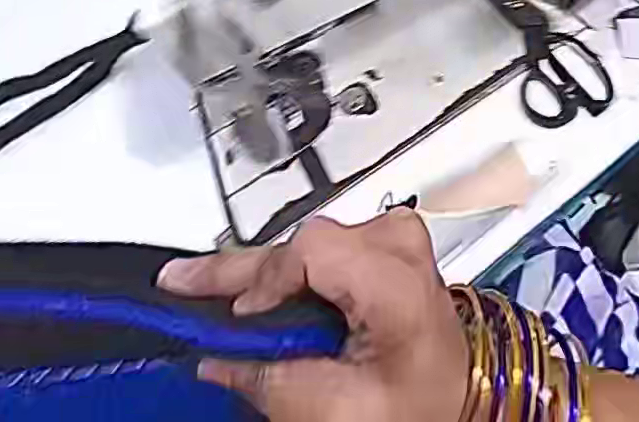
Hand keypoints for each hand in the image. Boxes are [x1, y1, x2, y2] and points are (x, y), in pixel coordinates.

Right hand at [159, 211, 468, 421]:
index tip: (225, 313)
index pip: (316, 247)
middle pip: (308, 242)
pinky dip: (290, 273)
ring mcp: (396, 235)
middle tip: (181, 281)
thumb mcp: (340, 413)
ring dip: (264, 274)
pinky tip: (257, 292)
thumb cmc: (418, 404)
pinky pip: (326, 247)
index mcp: (398, 279)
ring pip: (311, 243)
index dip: (264, 276)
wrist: (457, 388)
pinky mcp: (388, 240)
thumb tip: (219, 353)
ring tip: (209, 291)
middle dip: (244, 271)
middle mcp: (400, 241)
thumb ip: (274, 380)